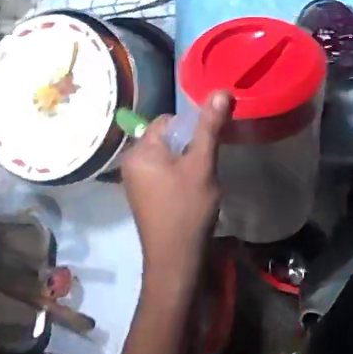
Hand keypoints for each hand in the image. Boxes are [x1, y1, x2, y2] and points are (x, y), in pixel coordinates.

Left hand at [122, 92, 231, 301]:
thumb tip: (220, 91)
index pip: (169, 120)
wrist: (176, 262)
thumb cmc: (187, 210)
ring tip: (203, 178)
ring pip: (168, 156)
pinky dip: (180, 175)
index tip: (210, 143)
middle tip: (208, 162)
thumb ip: (210, 127)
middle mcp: (132, 162)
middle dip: (191, 145)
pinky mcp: (144, 197)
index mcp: (139, 151)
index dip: (192, 127)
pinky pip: (164, 173)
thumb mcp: (202, 164)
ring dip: (188, 161)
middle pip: (167, 137)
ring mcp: (136, 182)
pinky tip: (194, 191)